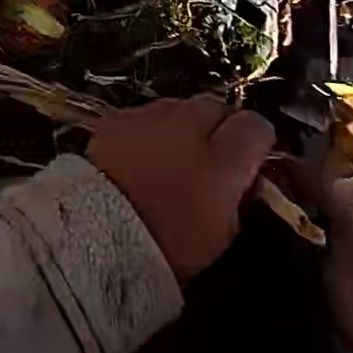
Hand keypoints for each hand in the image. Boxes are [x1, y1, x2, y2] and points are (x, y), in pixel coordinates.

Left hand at [86, 97, 274, 282]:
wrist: (97, 234)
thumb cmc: (167, 245)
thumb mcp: (222, 232)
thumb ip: (240, 193)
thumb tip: (247, 175)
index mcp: (220, 162)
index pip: (255, 125)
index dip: (255, 141)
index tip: (249, 157)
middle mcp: (186, 128)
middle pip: (216, 107)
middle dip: (219, 128)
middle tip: (209, 157)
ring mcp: (149, 117)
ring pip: (179, 107)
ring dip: (182, 125)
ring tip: (171, 155)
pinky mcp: (118, 116)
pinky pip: (143, 114)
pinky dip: (147, 129)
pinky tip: (140, 154)